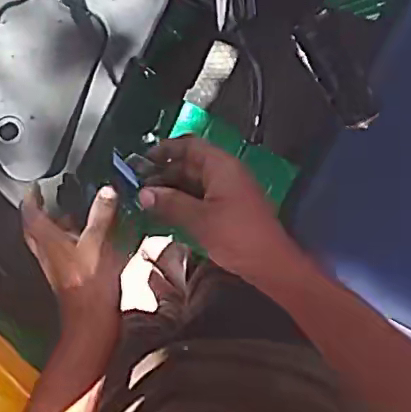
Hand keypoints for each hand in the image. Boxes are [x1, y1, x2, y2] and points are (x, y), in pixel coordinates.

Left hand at [21, 184, 128, 325]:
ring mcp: (54, 264)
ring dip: (55, 226)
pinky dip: (67, 240)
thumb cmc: (89, 283)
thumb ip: (101, 215)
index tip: (34, 186)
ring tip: (70, 213)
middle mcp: (46, 251)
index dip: (31, 197)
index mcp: (47, 239)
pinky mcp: (65, 274)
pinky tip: (85, 238)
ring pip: (47, 239)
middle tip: (47, 199)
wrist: (91, 318)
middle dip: (40, 211)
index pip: (30, 212)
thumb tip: (106, 192)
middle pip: (35, 227)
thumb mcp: (98, 241)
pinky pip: (60, 251)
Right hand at [137, 137, 296, 280]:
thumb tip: (144, 194)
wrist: (272, 265)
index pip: (190, 146)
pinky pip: (201, 197)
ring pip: (194, 182)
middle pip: (190, 163)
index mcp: (222, 167)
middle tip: (138, 183)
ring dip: (172, 189)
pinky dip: (183, 202)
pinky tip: (165, 212)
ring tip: (147, 199)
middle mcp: (226, 174)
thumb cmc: (238, 236)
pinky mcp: (230, 209)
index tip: (143, 159)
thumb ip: (170, 203)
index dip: (165, 149)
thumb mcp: (199, 219)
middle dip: (164, 172)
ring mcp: (229, 192)